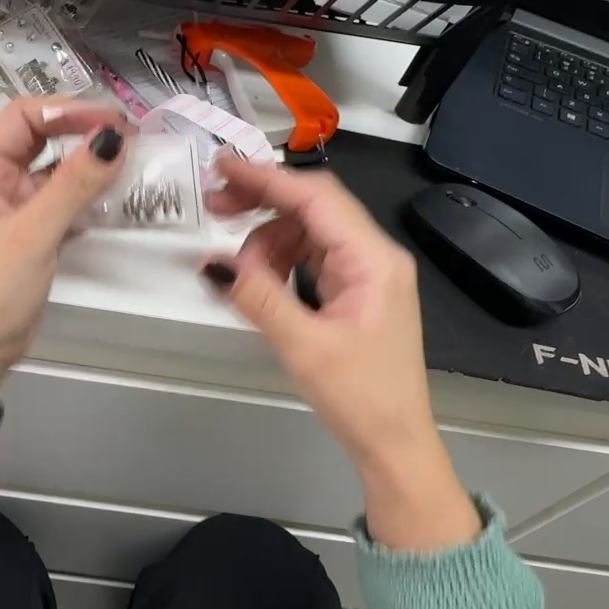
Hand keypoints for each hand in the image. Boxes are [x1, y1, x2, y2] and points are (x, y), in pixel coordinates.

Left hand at [0, 98, 130, 401]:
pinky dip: (86, 195)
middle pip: (39, 136)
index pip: (23, 116)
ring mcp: (10, 205)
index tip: (113, 121)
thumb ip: (74, 185)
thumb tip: (113, 139)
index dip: (68, 110)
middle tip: (127, 136)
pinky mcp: (28, 230)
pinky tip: (115, 197)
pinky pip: (60, 199)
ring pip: (53, 168)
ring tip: (129, 161)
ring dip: (87, 164)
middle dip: (81, 131)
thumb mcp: (33, 234)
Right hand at [202, 157, 481, 550]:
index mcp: (373, 260)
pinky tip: (258, 277)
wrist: (394, 442)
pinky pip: (310, 256)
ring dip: (267, 238)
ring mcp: (365, 271)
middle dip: (262, 201)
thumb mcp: (303, 347)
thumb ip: (258, 297)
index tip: (223, 166)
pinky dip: (279, 259)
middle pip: (312, 206)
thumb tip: (214, 263)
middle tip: (214, 205)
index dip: (266, 177)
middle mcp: (373, 255)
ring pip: (307, 231)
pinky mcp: (353, 289)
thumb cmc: (361, 397)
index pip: (316, 199)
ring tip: (238, 269)